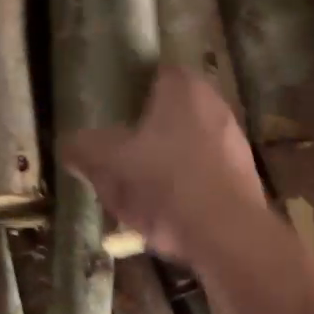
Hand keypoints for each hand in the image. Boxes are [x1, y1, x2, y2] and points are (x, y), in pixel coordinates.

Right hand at [60, 66, 265, 260]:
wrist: (228, 236)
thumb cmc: (166, 186)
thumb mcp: (111, 165)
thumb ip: (86, 150)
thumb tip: (67, 145)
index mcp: (185, 88)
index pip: (156, 77)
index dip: (134, 99)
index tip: (117, 124)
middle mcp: (217, 107)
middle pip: (173, 119)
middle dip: (150, 141)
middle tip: (125, 168)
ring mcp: (237, 147)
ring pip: (191, 154)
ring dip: (169, 174)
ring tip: (144, 204)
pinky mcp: (247, 185)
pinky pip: (207, 185)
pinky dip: (190, 198)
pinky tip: (172, 225)